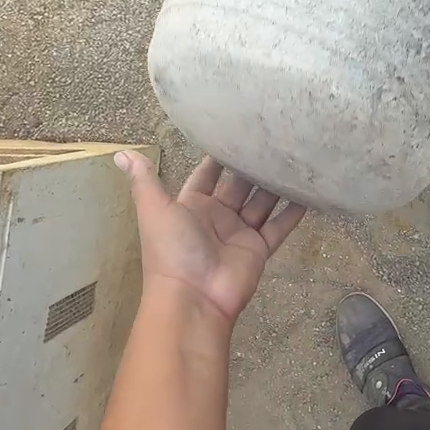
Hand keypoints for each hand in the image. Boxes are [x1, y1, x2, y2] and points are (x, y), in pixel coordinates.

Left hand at [115, 152, 307, 323]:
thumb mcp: (155, 210)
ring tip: (294, 156)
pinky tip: (309, 192)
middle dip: (253, 165)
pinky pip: (279, 226)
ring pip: (262, 202)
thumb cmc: (172, 251)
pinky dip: (293, 212)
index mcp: (191, 206)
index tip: (237, 130)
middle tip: (274, 138)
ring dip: (275, 183)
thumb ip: (144, 181)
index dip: (219, 155)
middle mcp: (216, 217)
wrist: (192, 299)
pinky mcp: (258, 249)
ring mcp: (239, 233)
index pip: (207, 174)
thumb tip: (120, 154)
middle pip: (239, 185)